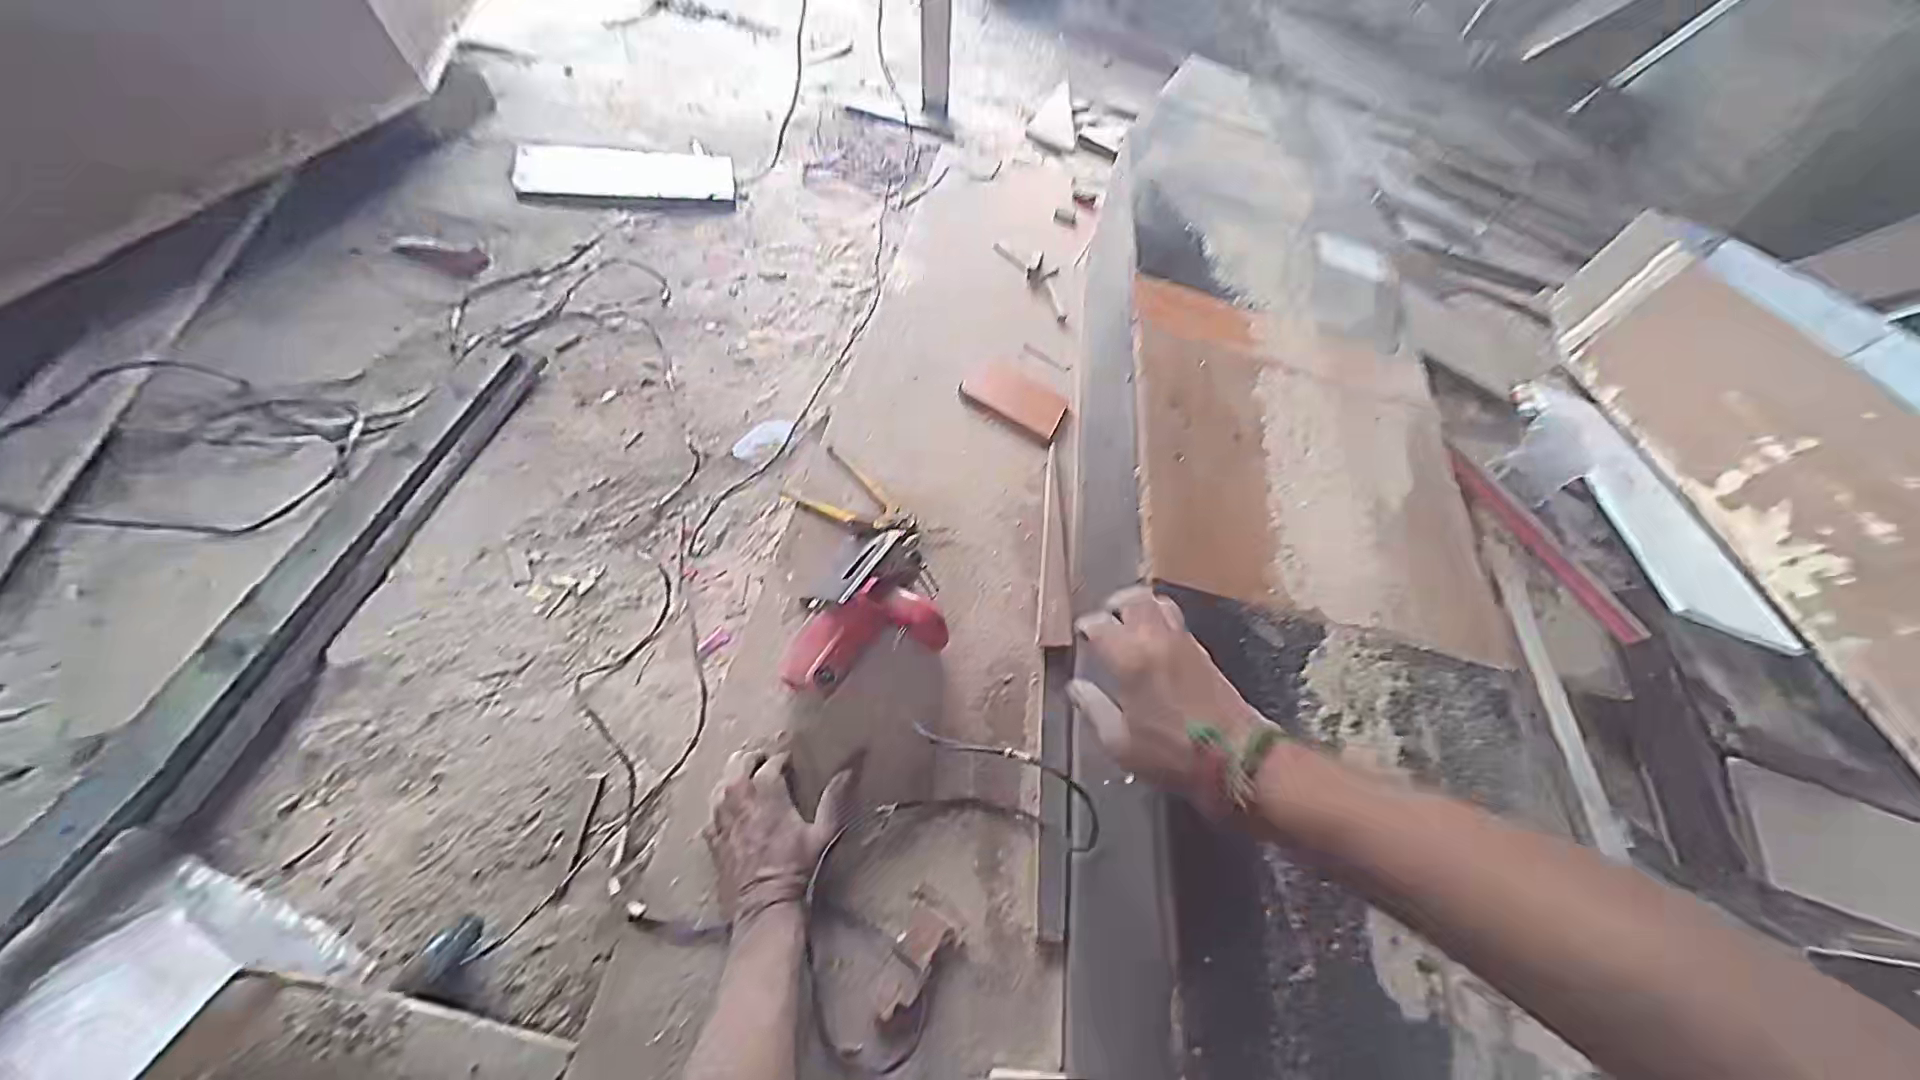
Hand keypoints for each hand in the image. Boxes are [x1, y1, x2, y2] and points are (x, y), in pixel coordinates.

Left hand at [703, 749, 856, 924]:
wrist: (763, 904)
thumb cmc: (795, 867)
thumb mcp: (822, 832)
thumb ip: (834, 798)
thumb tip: (848, 771)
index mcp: (767, 791)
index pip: (773, 761)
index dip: (783, 759)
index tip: (790, 763)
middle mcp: (740, 798)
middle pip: (740, 763)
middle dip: (753, 759)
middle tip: (766, 763)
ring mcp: (722, 818)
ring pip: (722, 783)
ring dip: (735, 777)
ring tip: (748, 781)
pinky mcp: (713, 838)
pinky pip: (713, 811)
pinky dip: (722, 805)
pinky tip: (732, 810)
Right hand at [1069, 585, 1267, 804]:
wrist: (1238, 758)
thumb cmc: (1172, 753)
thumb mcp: (1120, 742)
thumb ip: (1094, 709)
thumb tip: (1078, 688)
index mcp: (1129, 657)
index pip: (1098, 624)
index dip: (1085, 628)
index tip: (1080, 638)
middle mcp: (1156, 639)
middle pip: (1133, 599)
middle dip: (1114, 605)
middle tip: (1105, 620)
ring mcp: (1184, 641)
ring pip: (1159, 604)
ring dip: (1141, 608)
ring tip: (1130, 625)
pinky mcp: (1203, 652)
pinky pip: (1176, 621)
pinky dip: (1160, 622)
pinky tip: (1155, 645)